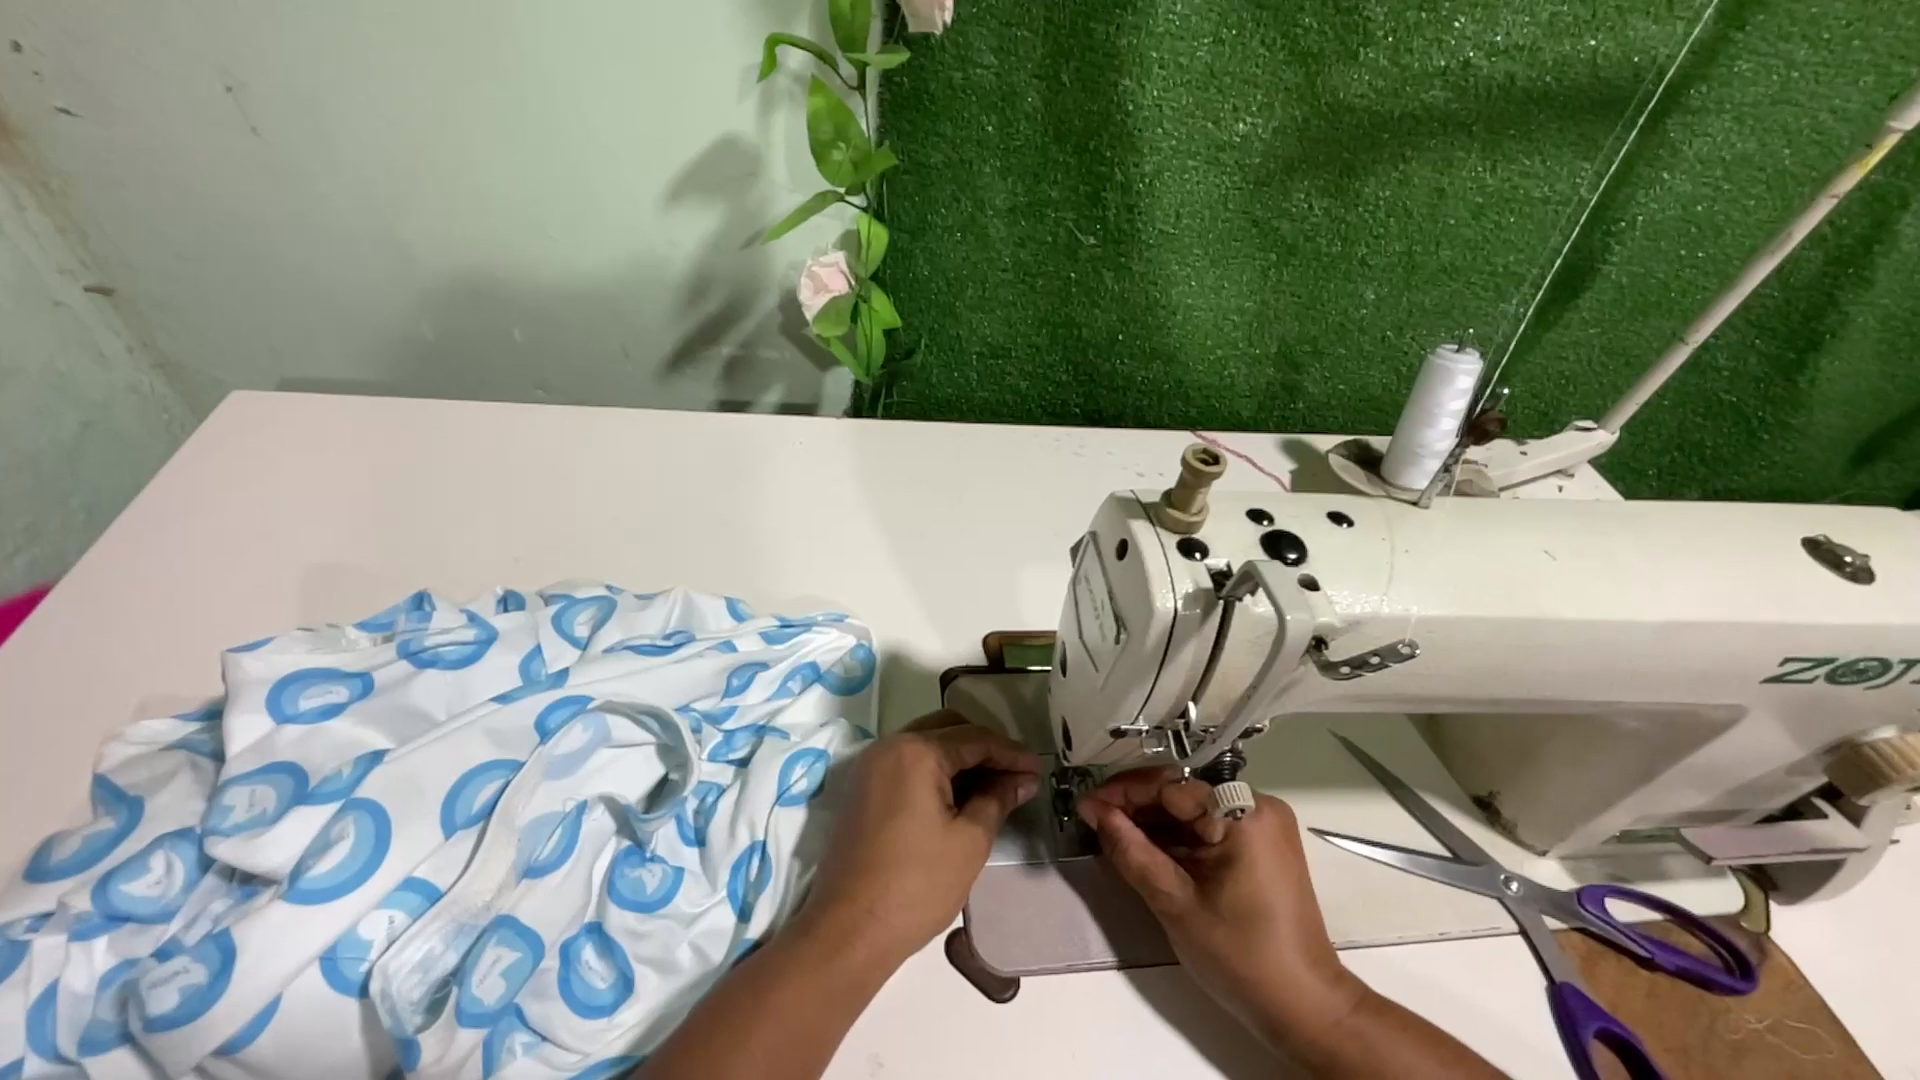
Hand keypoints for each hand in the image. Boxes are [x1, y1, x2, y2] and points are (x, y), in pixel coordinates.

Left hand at [801, 711, 1042, 966]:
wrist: (849, 930)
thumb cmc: (917, 885)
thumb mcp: (969, 840)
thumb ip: (998, 799)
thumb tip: (1023, 780)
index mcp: (916, 752)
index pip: (975, 738)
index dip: (1011, 752)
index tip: (1039, 769)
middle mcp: (889, 747)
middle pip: (948, 728)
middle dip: (985, 747)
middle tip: (1015, 775)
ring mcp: (870, 767)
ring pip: (925, 744)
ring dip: (960, 758)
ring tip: (993, 787)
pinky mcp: (862, 790)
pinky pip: (906, 764)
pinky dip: (935, 771)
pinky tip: (959, 797)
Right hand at [1077, 768, 1366, 1044]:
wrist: (1302, 1005)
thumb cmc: (1239, 954)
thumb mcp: (1174, 902)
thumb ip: (1131, 851)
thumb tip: (1095, 813)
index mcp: (1244, 813)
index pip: (1170, 786)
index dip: (1124, 794)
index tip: (1085, 807)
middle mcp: (1257, 807)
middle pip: (1182, 793)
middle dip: (1135, 805)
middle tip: (1092, 819)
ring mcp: (1260, 827)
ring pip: (1192, 810)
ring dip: (1151, 822)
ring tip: (1107, 833)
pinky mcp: (1258, 847)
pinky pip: (1207, 829)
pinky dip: (1174, 838)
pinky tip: (1140, 847)